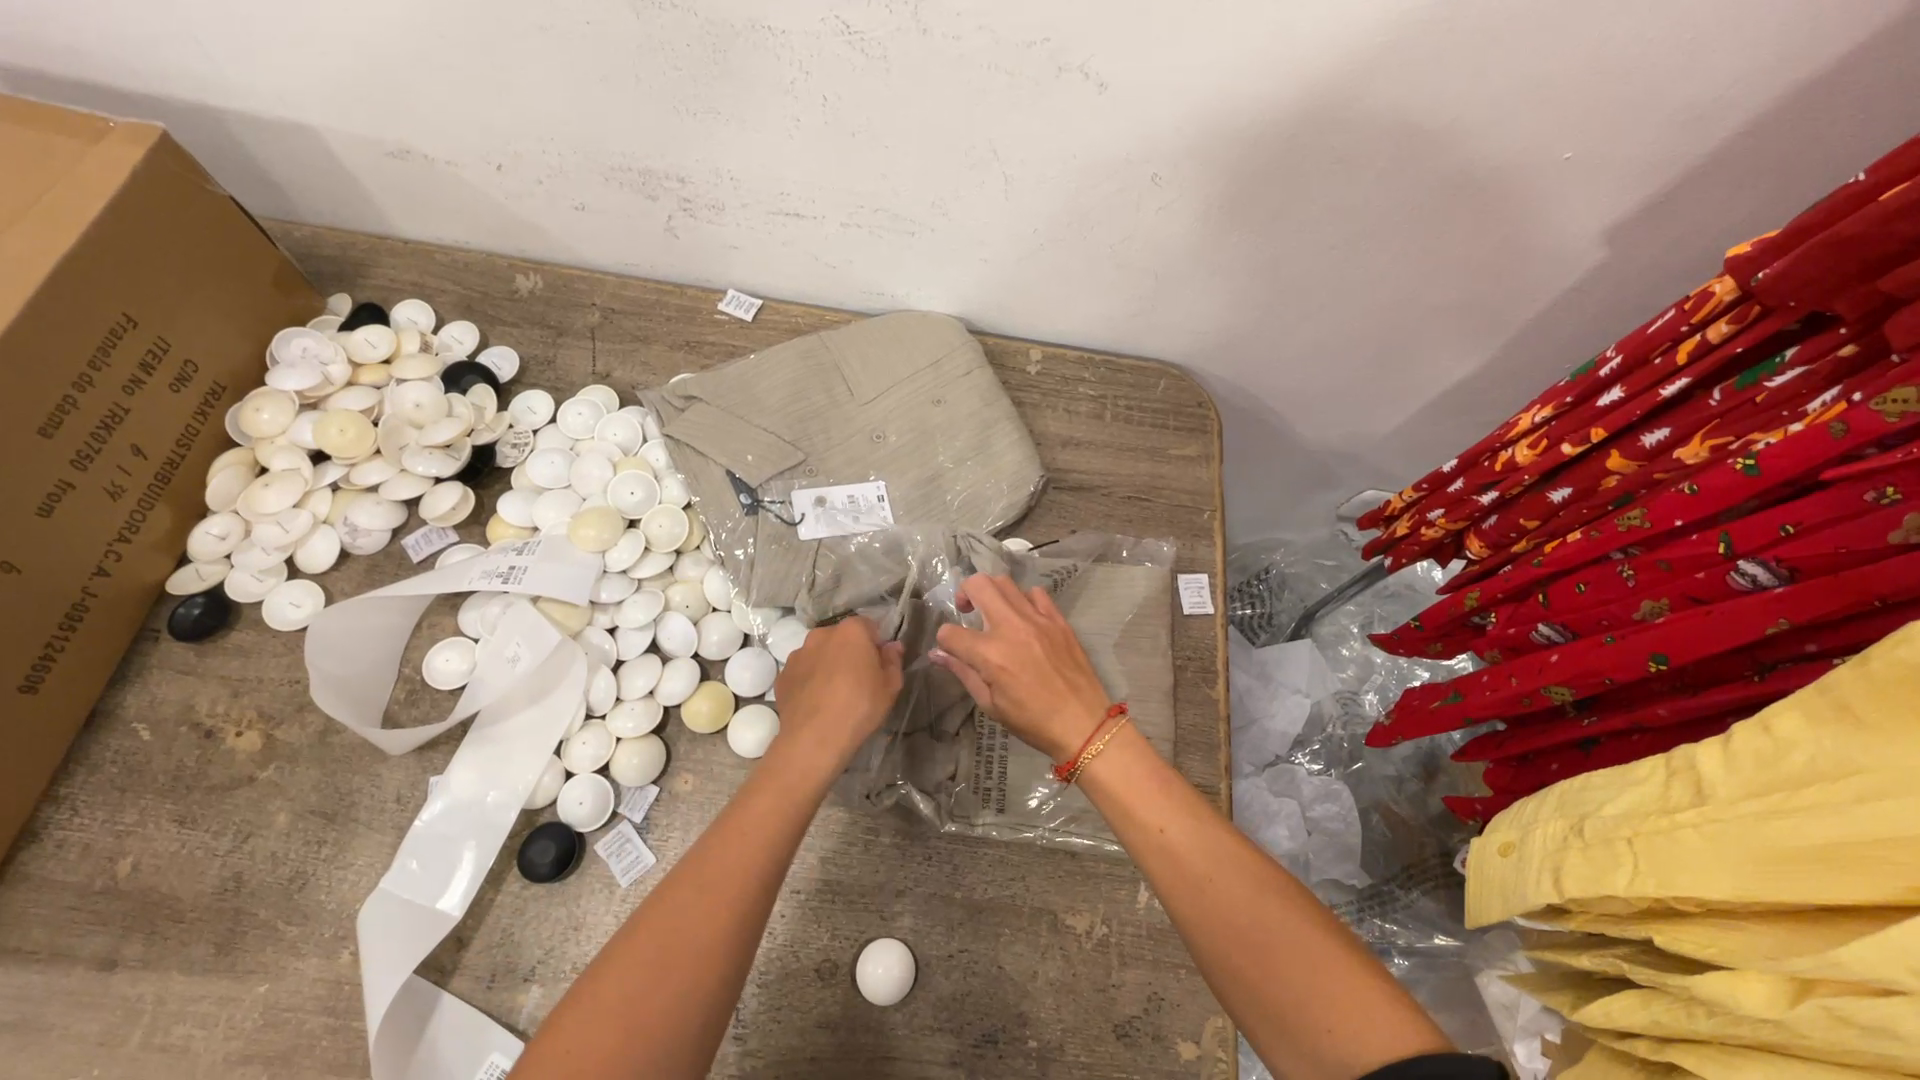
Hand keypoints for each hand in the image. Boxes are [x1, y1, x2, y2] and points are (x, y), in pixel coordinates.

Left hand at [771, 616, 903, 765]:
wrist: (814, 738)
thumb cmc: (860, 707)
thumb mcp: (890, 686)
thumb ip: (893, 660)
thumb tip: (892, 646)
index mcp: (851, 631)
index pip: (868, 626)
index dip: (875, 644)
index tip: (878, 666)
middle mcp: (820, 634)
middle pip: (841, 638)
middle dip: (849, 652)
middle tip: (858, 680)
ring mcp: (797, 654)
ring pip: (819, 654)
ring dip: (827, 665)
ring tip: (834, 694)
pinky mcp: (782, 675)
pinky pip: (802, 672)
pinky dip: (809, 681)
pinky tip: (816, 703)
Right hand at [930, 574, 1110, 761]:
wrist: (1084, 724)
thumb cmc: (1033, 721)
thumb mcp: (990, 704)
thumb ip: (963, 672)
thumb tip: (937, 654)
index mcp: (990, 654)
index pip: (950, 632)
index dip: (944, 640)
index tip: (951, 649)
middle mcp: (1011, 627)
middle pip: (978, 584)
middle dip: (964, 593)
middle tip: (968, 611)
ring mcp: (1037, 619)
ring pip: (1006, 582)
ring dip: (992, 592)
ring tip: (994, 611)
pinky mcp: (1058, 619)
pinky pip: (1036, 593)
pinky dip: (1023, 599)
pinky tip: (1024, 617)